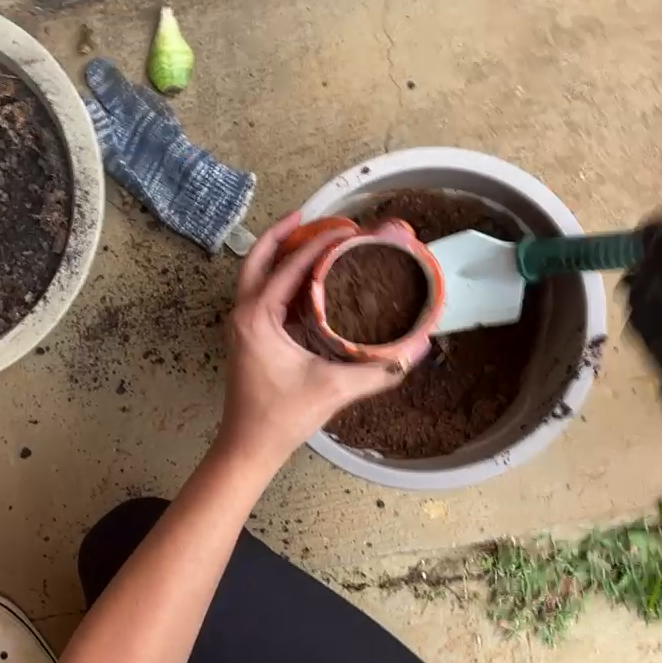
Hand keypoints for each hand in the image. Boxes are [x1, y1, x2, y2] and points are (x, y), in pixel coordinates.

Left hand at [214, 212, 427, 469]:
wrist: (248, 446)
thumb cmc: (280, 418)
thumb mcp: (334, 389)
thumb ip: (379, 369)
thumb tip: (419, 348)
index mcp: (257, 317)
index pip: (289, 266)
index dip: (320, 243)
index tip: (349, 228)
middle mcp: (243, 315)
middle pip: (258, 258)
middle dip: (284, 233)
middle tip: (313, 216)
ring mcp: (242, 326)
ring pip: (255, 275)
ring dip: (280, 254)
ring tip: (312, 239)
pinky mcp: (248, 338)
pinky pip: (261, 295)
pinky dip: (280, 279)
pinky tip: (307, 280)